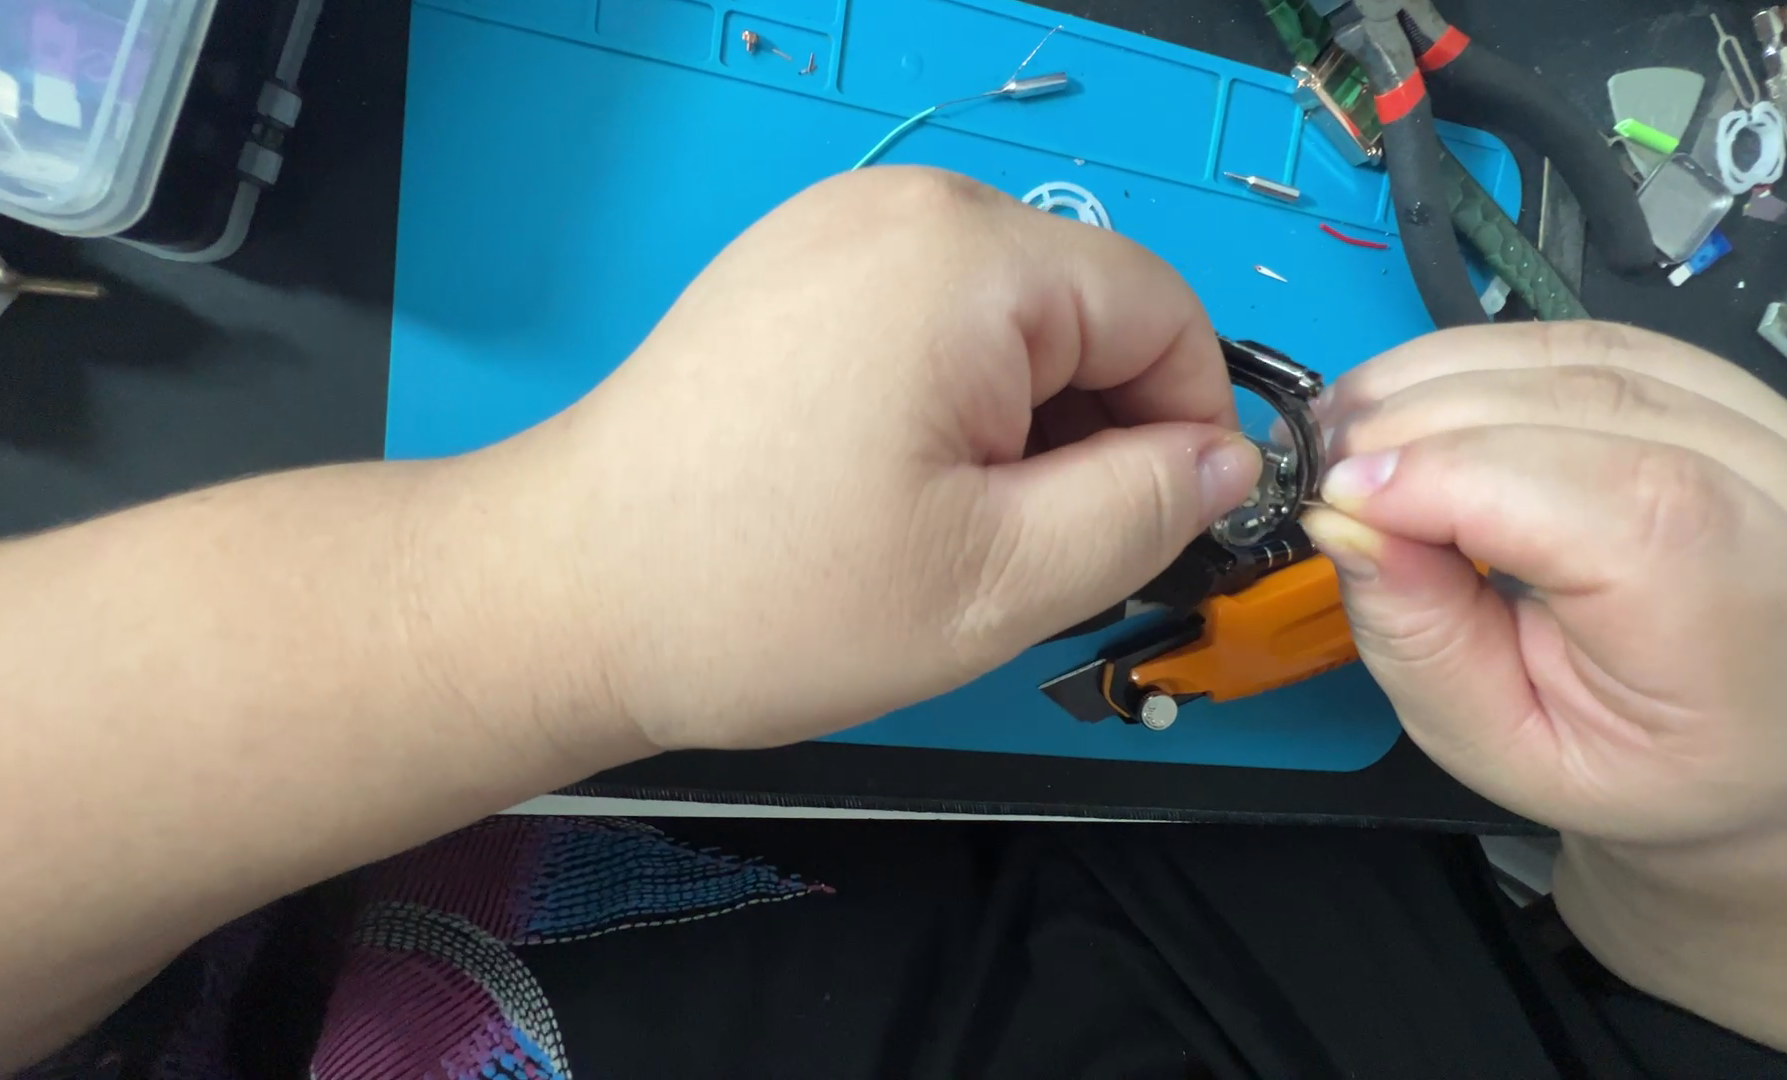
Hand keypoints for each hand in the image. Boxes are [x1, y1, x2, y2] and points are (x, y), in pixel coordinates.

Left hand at [459, 167, 1261, 752]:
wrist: (565, 600)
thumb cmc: (779, 600)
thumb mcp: (1004, 580)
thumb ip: (1147, 510)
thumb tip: (1221, 461)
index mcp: (967, 259)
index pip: (1161, 310)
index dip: (1188, 422)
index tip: (1160, 520)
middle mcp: (901, 212)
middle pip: (1081, 315)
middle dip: (1094, 433)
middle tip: (1037, 545)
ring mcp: (833, 236)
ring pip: (1007, 330)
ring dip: (1023, 430)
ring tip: (956, 524)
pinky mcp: (791, 281)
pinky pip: (930, 330)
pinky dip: (954, 408)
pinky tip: (896, 484)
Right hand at [1300, 321, 1786, 845]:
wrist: (1762, 741)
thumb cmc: (1620, 764)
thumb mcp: (1491, 740)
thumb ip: (1415, 637)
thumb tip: (1339, 518)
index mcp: (1764, 652)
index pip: (1638, 513)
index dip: (1467, 477)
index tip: (1340, 496)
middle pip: (1604, 406)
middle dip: (1422, 421)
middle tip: (1321, 463)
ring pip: (1593, 355)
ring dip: (1433, 377)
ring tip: (1345, 427)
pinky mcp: (1743, 400)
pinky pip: (1593, 343)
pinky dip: (1472, 361)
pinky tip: (1405, 400)